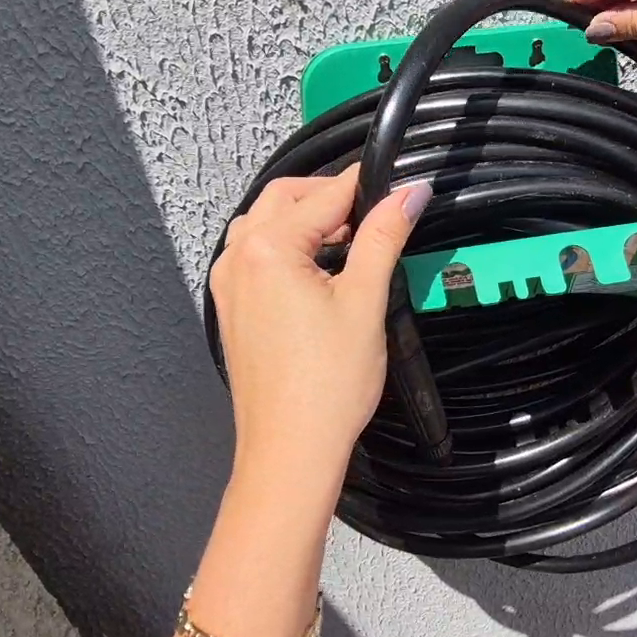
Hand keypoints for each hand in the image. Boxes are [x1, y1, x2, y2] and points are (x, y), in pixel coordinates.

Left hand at [209, 165, 429, 492]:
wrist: (291, 450)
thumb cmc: (324, 387)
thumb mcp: (365, 301)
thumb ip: (383, 237)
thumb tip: (407, 195)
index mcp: (266, 250)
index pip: (324, 197)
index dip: (365, 187)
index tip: (398, 186)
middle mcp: (237, 261)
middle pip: (283, 199)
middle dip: (329, 197)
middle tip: (374, 212)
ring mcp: (229, 286)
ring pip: (264, 224)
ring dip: (304, 219)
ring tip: (349, 241)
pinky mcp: (234, 309)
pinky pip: (254, 256)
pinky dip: (286, 247)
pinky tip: (318, 270)